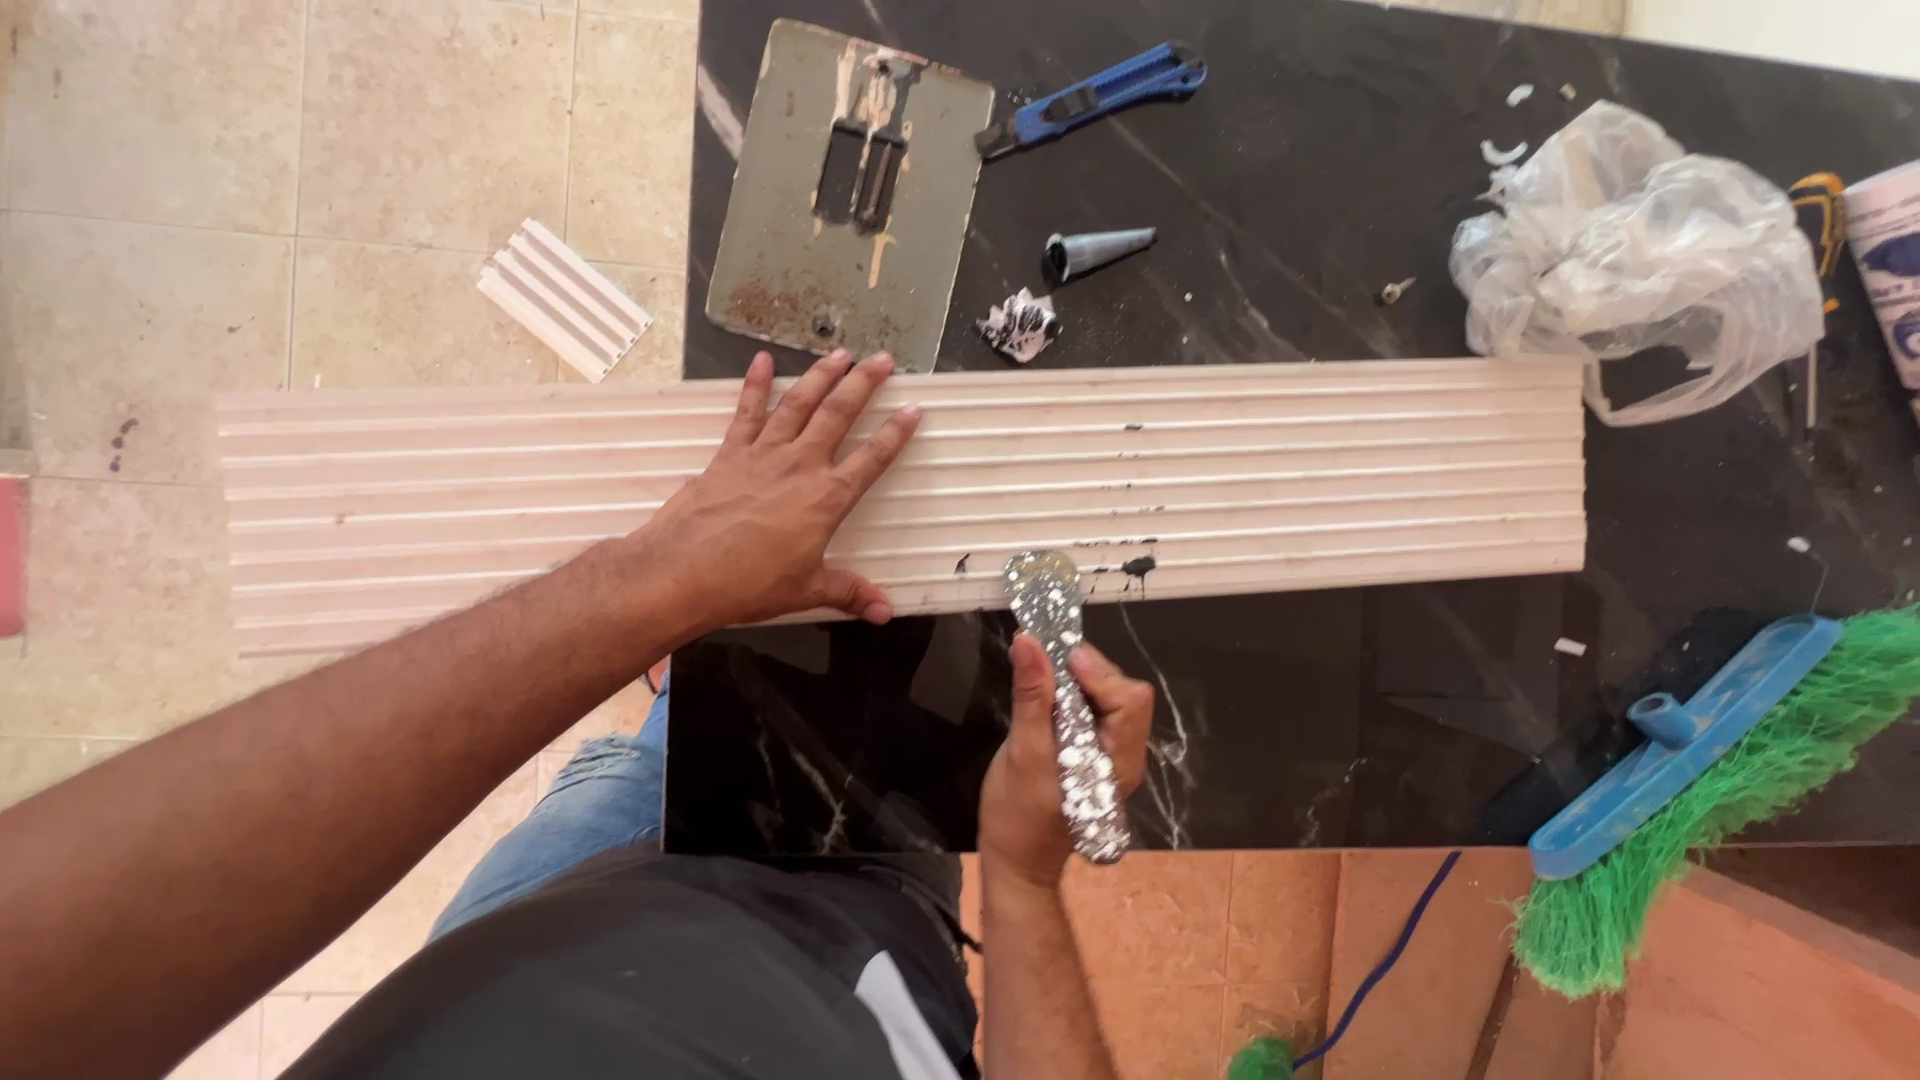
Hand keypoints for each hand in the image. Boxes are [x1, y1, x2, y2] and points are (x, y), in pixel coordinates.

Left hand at [631, 349, 920, 633]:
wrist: (685, 571)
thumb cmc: (751, 583)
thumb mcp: (808, 590)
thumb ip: (850, 593)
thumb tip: (886, 612)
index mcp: (828, 497)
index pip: (873, 458)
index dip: (896, 433)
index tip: (914, 409)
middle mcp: (801, 465)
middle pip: (839, 414)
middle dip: (864, 383)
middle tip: (883, 359)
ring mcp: (764, 454)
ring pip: (799, 403)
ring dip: (821, 375)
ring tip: (840, 352)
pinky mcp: (730, 453)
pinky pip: (747, 412)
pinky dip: (755, 384)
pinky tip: (762, 360)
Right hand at [979, 634, 1152, 890]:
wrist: (1016, 862)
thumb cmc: (1019, 814)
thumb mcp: (1023, 751)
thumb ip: (1031, 695)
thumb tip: (1029, 640)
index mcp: (1119, 760)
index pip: (1130, 699)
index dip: (1099, 673)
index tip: (1060, 658)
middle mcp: (1125, 753)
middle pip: (1122, 692)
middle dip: (1086, 669)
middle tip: (1043, 656)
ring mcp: (1110, 753)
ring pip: (1107, 698)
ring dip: (1076, 679)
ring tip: (1040, 669)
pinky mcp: (1092, 752)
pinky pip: (1092, 711)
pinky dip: (1070, 694)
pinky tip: (1044, 691)